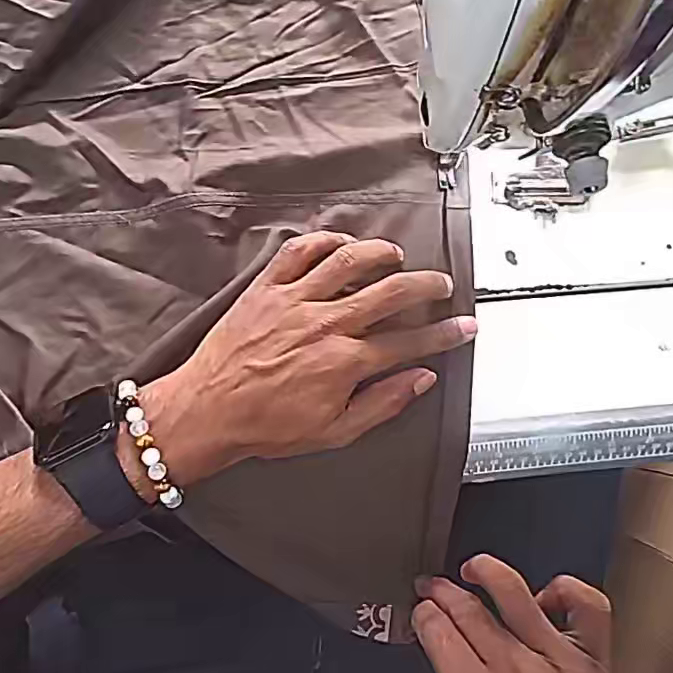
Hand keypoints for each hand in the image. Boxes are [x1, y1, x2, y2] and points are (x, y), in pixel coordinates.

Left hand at [136, 232, 475, 483]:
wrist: (208, 411)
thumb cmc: (265, 426)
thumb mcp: (334, 431)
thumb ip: (383, 403)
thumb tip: (419, 380)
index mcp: (344, 362)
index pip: (410, 341)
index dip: (445, 334)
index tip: (463, 327)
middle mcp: (325, 324)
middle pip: (391, 291)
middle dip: (426, 285)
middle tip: (440, 284)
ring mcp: (295, 301)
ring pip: (349, 261)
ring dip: (380, 253)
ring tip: (395, 256)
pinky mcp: (267, 288)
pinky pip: (300, 251)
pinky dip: (324, 241)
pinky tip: (340, 244)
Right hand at [415, 556, 649, 672]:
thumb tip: (450, 657)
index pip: (437, 631)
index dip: (422, 615)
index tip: (420, 612)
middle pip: (466, 607)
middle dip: (440, 591)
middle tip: (430, 586)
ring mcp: (559, 661)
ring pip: (514, 591)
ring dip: (484, 571)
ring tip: (473, 569)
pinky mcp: (595, 662)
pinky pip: (585, 605)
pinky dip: (564, 590)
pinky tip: (545, 595)